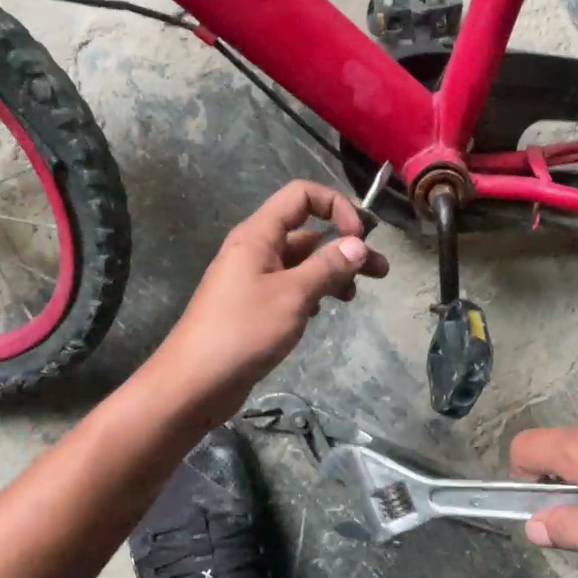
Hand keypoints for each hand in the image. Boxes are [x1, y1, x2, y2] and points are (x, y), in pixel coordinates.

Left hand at [150, 180, 388, 419]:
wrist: (195, 381)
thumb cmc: (243, 331)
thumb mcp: (293, 295)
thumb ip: (327, 267)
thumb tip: (358, 244)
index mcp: (258, 235)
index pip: (301, 196)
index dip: (336, 207)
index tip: (358, 240)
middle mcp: (256, 250)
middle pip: (307, 233)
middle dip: (345, 246)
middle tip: (381, 272)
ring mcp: (254, 279)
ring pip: (302, 264)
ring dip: (332, 272)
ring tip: (355, 296)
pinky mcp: (255, 307)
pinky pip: (292, 288)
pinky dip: (313, 292)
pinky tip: (325, 311)